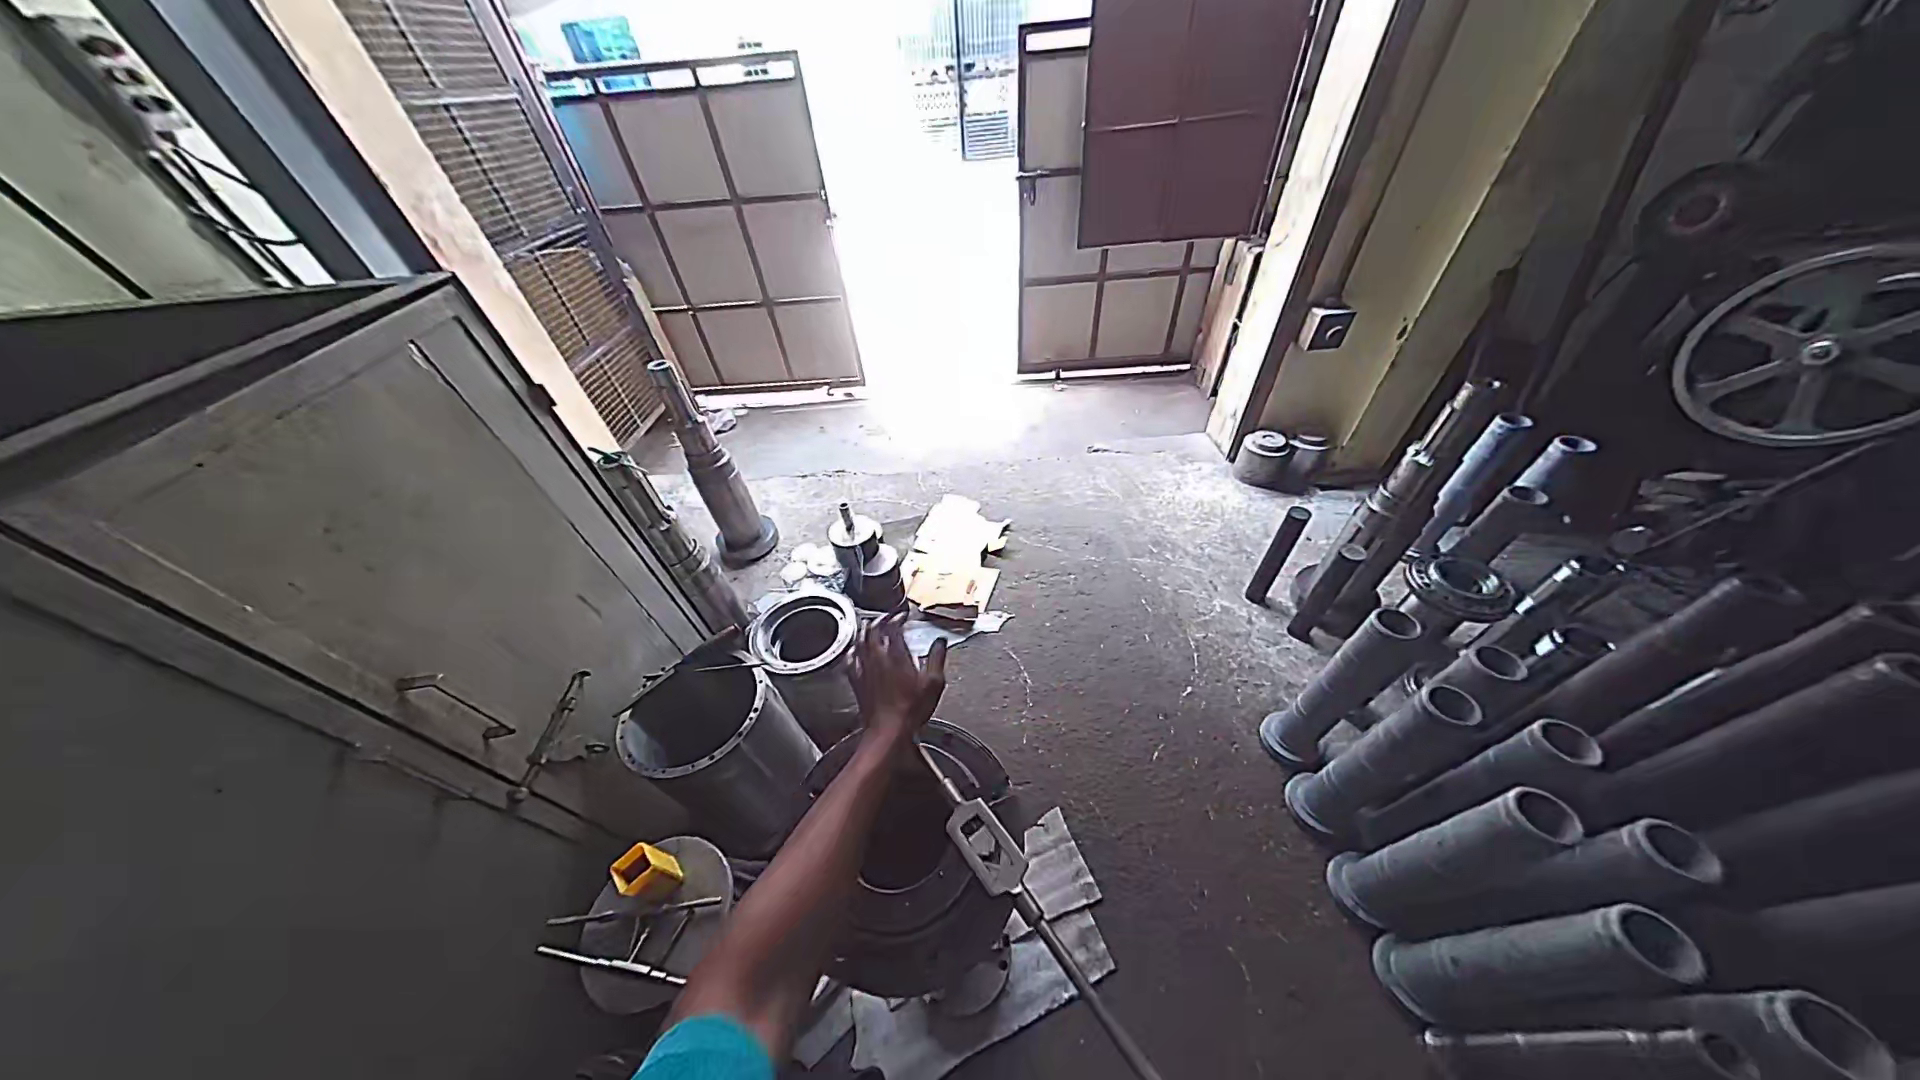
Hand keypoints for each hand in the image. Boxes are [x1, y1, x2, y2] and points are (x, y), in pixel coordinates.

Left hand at [849, 612, 946, 749]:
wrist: (888, 732)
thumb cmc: (910, 710)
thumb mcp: (934, 683)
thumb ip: (937, 658)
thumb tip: (940, 643)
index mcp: (896, 655)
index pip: (893, 627)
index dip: (897, 617)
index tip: (902, 615)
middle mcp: (877, 659)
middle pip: (873, 630)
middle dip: (880, 620)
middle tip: (887, 617)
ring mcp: (864, 669)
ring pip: (860, 642)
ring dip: (866, 631)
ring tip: (872, 627)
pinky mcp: (857, 682)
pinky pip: (851, 660)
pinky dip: (854, 651)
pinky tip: (855, 652)